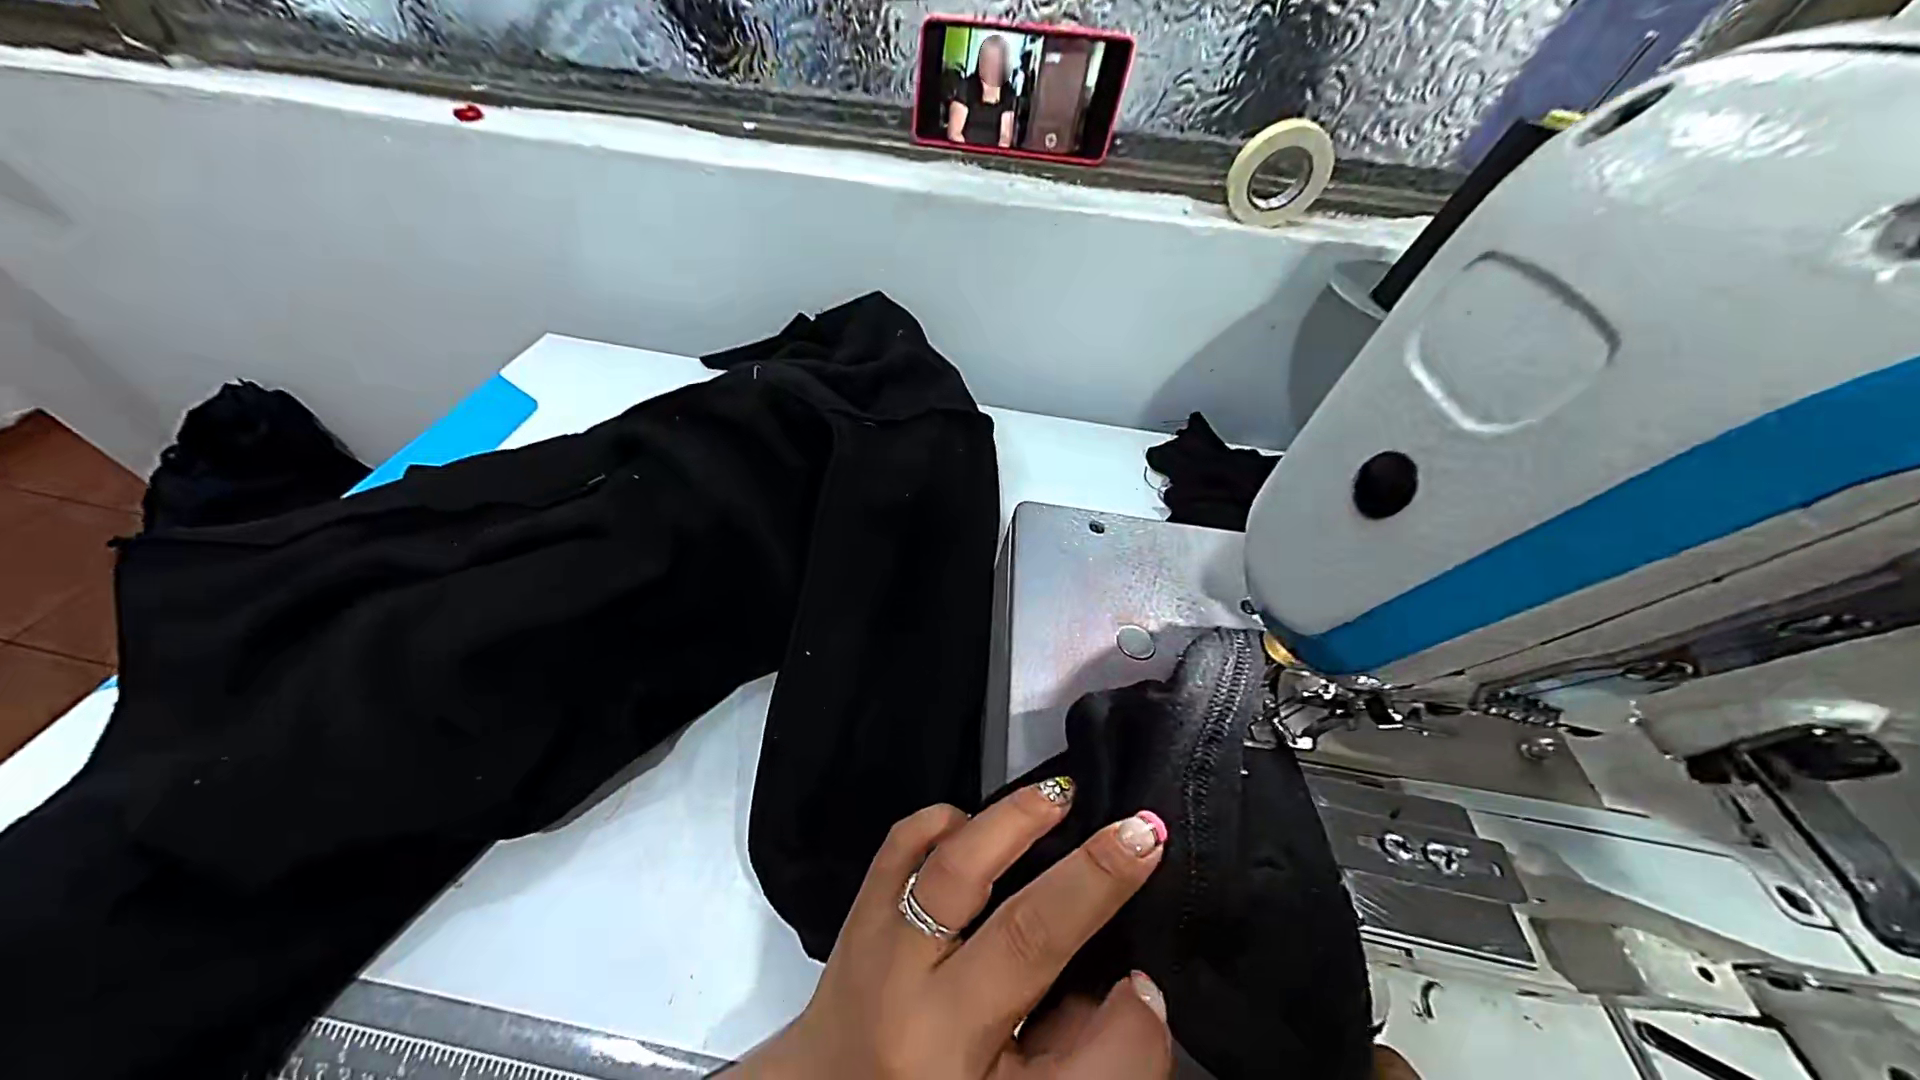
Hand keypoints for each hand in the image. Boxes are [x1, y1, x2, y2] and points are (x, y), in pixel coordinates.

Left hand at [734, 777, 1171, 1079]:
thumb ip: (1087, 1059)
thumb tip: (1134, 984)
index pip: (1084, 1066)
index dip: (1138, 1023)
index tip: (1158, 971)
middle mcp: (924, 1027)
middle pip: (1023, 936)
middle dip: (1091, 876)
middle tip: (1136, 830)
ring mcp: (880, 962)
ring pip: (951, 871)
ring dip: (1013, 822)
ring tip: (1057, 796)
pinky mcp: (855, 920)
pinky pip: (897, 851)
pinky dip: (940, 822)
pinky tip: (971, 823)